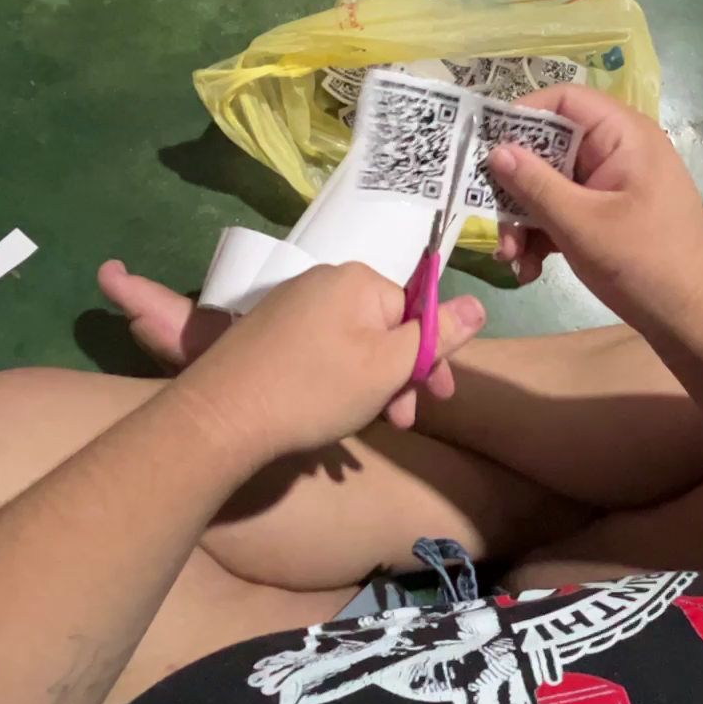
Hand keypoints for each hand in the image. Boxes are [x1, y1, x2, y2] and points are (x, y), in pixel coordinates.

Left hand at [171, 262, 483, 458]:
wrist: (221, 417)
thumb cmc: (318, 388)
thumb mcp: (390, 365)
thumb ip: (438, 334)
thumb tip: (480, 304)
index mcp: (360, 280)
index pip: (417, 312)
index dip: (432, 358)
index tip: (437, 399)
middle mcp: (325, 280)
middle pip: (385, 327)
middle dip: (400, 375)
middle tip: (400, 422)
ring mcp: (291, 302)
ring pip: (354, 342)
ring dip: (371, 382)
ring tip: (367, 423)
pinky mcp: (268, 328)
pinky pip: (323, 347)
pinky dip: (338, 376)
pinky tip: (332, 408)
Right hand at [489, 85, 702, 336]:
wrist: (693, 319)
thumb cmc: (644, 263)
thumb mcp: (582, 224)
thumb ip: (536, 185)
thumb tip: (495, 151)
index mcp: (623, 136)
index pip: (564, 101)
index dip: (520, 117)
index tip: (484, 150)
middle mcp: (616, 152)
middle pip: (549, 149)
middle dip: (516, 189)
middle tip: (494, 224)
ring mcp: (611, 186)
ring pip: (550, 187)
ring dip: (525, 222)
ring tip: (512, 258)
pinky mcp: (606, 217)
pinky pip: (563, 214)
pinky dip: (543, 237)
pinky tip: (530, 270)